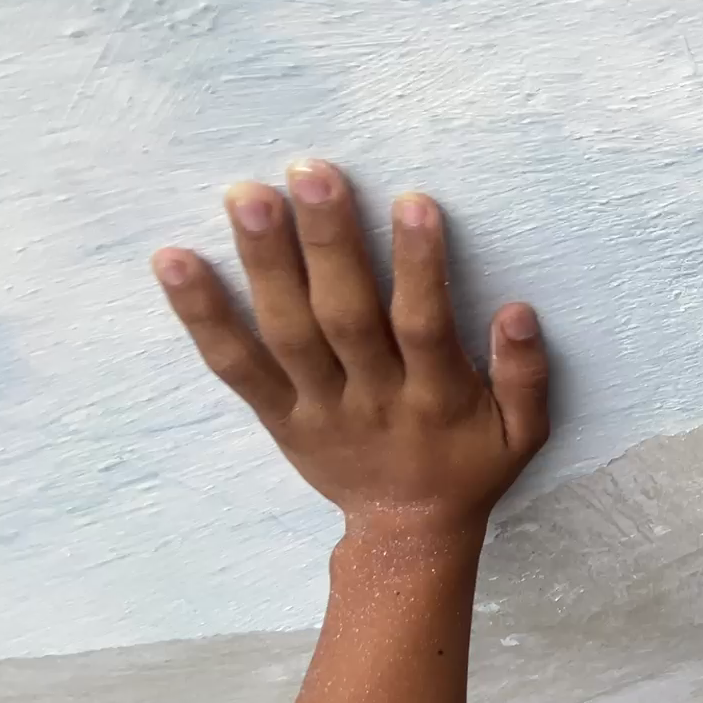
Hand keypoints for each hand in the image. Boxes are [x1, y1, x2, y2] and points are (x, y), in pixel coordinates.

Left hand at [151, 159, 549, 555]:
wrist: (409, 530)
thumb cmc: (474, 468)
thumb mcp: (527, 433)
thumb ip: (527, 376)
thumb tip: (518, 311)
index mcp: (437, 398)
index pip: (424, 324)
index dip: (419, 265)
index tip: (412, 202)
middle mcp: (373, 397)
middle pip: (344, 316)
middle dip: (328, 242)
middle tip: (312, 172)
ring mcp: (318, 406)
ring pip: (286, 331)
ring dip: (264, 262)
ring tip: (247, 194)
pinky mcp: (278, 415)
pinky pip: (234, 366)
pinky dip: (202, 315)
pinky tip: (175, 260)